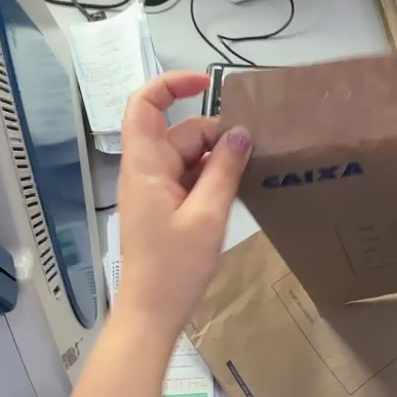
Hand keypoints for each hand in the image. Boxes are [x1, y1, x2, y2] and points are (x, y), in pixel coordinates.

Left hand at [112, 71, 251, 340]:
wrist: (151, 312)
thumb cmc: (175, 267)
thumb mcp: (208, 216)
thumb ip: (225, 170)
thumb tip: (241, 133)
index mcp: (146, 166)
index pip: (145, 105)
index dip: (172, 84)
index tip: (208, 83)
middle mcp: (145, 172)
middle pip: (178, 133)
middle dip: (214, 135)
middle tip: (252, 154)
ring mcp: (152, 190)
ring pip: (186, 157)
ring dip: (216, 159)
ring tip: (248, 174)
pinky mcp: (162, 208)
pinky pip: (187, 178)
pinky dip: (210, 178)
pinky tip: (234, 191)